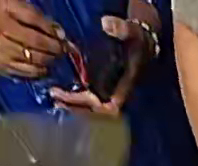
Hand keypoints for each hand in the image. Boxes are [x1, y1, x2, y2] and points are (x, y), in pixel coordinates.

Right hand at [0, 0, 64, 78]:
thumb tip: (58, 30)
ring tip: (55, 56)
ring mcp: (2, 49)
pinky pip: (30, 71)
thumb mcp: (3, 4)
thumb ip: (29, 13)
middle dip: (54, 46)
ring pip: (35, 57)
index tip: (61, 34)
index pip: (32, 16)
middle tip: (62, 48)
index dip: (49, 27)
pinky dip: (41, 70)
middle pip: (36, 39)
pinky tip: (44, 66)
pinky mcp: (5, 66)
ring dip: (50, 59)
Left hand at [50, 0, 160, 115]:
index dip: (94, 105)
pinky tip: (63, 94)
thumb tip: (106, 24)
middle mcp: (118, 93)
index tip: (77, 96)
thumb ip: (121, 29)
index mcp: (125, 86)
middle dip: (77, 105)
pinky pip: (90, 99)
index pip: (111, 105)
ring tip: (55, 96)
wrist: (143, 42)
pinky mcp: (105, 87)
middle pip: (97, 109)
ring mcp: (111, 92)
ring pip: (93, 107)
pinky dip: (77, 99)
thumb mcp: (132, 32)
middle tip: (55, 95)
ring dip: (74, 104)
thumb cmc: (137, 39)